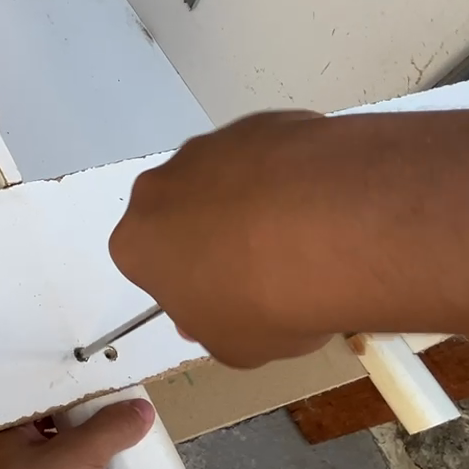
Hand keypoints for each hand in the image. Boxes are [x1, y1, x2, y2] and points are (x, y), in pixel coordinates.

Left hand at [0, 399, 154, 468]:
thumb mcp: (71, 459)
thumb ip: (108, 431)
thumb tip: (142, 408)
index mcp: (9, 431)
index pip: (43, 396)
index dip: (74, 386)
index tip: (109, 374)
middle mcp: (19, 453)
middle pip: (62, 426)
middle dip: (95, 419)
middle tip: (131, 403)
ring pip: (76, 459)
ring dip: (103, 452)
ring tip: (138, 432)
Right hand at [109, 111, 336, 367]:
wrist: (331, 231)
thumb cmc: (264, 301)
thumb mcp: (233, 344)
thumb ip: (212, 325)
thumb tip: (215, 310)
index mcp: (137, 242)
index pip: (150, 263)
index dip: (188, 282)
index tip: (226, 297)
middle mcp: (159, 187)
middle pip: (179, 212)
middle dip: (212, 234)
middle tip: (263, 266)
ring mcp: (209, 148)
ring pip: (224, 178)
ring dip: (252, 201)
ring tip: (306, 236)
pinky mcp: (258, 124)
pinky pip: (269, 155)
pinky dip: (290, 176)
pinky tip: (327, 204)